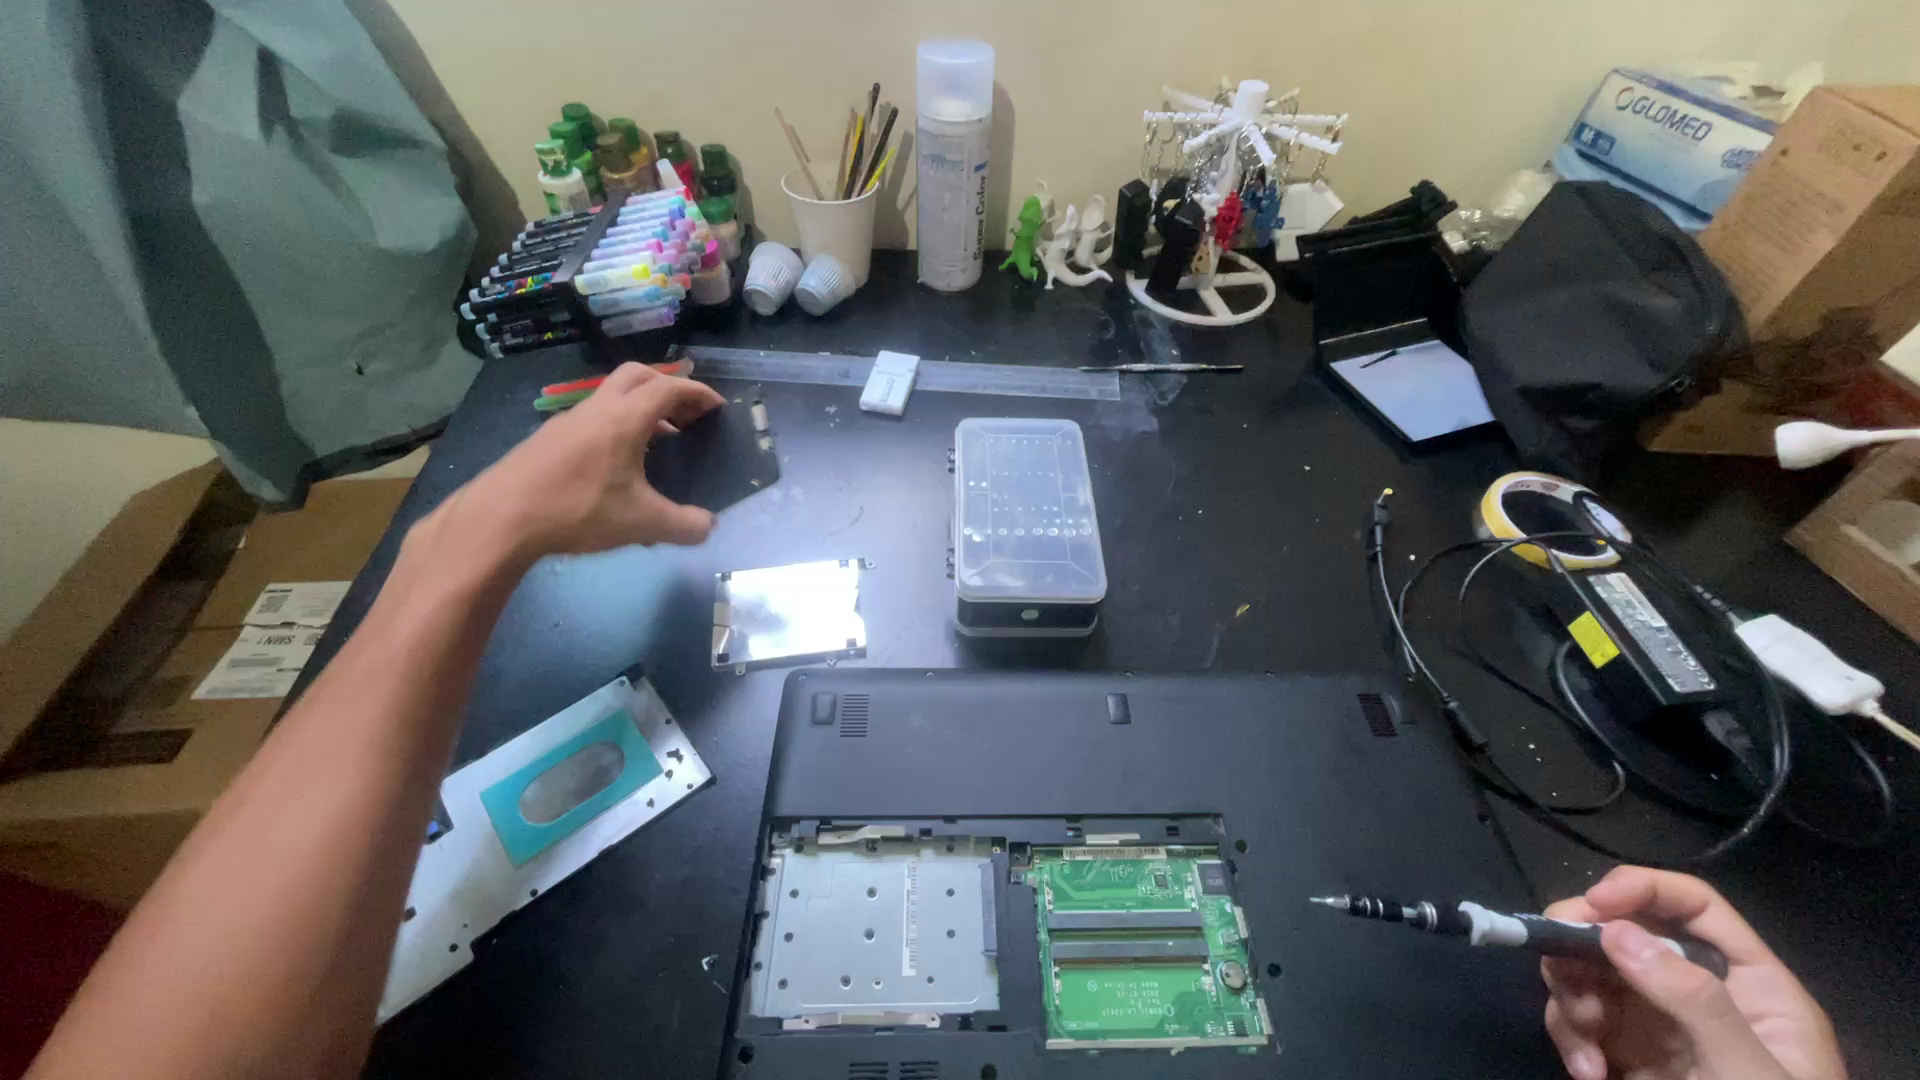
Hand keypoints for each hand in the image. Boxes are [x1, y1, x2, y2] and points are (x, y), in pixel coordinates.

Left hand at [432, 362, 727, 559]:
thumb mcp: (643, 524)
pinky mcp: (549, 439)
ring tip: (660, 438)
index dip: (698, 392)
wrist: (500, 519)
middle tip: (688, 412)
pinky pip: (594, 417)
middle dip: (668, 386)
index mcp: (624, 418)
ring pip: (612, 395)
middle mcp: (597, 409)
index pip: (669, 388)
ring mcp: (568, 421)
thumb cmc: (578, 510)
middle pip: (637, 375)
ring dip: (641, 406)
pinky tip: (619, 462)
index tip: (717, 405)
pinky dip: (617, 424)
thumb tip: (708, 527)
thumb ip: (685, 525)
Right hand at [1540, 866, 1845, 1079]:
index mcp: (1748, 986)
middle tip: (1562, 969)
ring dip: (1569, 993)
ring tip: (1584, 1038)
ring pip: (1584, 968)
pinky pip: (1575, 1019)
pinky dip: (1569, 1037)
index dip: (1639, 888)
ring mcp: (1652, 1021)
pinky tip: (1587, 1072)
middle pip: (1619, 928)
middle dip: (1580, 944)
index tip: (1593, 906)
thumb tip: (1617, 931)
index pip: (1692, 904)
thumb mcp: (1751, 1075)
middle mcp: (1692, 990)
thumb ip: (1694, 1000)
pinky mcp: (1620, 1050)